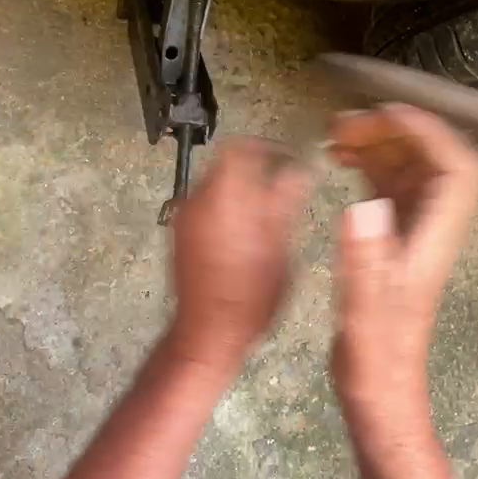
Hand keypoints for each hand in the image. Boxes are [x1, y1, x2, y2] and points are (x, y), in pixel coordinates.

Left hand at [167, 137, 312, 364]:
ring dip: (241, 189)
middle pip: (226, 163)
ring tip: (268, 213)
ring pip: (215, 184)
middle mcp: (196, 200)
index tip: (289, 159)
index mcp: (224, 197)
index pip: (240, 146)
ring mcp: (183, 217)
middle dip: (256, 170)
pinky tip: (246, 231)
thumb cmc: (248, 298)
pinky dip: (226, 206)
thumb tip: (299, 170)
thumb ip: (285, 203)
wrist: (207, 331)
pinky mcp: (179, 233)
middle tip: (283, 188)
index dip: (268, 147)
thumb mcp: (280, 250)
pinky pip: (204, 205)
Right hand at [327, 106, 477, 407]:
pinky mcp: (392, 242)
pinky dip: (369, 165)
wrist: (381, 389)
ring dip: (380, 144)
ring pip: (410, 170)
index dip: (429, 133)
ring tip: (336, 135)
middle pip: (433, 160)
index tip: (384, 115)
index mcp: (434, 240)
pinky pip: (389, 188)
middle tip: (344, 125)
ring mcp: (413, 234)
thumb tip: (360, 204)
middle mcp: (430, 229)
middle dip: (395, 131)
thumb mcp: (363, 313)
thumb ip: (364, 262)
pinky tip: (341, 160)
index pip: (457, 169)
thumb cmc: (375, 358)